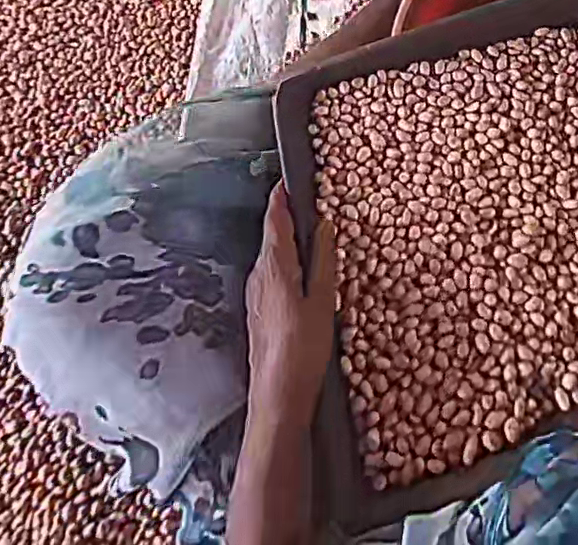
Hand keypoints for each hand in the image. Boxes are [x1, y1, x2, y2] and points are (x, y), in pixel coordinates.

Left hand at [246, 182, 335, 419]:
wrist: (276, 399)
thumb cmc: (303, 347)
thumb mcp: (322, 300)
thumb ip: (323, 259)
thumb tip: (323, 225)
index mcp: (274, 265)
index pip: (275, 218)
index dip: (281, 196)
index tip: (291, 178)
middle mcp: (258, 273)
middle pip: (272, 234)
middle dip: (288, 216)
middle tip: (311, 202)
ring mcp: (254, 292)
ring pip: (272, 254)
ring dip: (288, 239)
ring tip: (313, 233)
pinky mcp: (257, 308)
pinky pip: (271, 272)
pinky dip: (285, 260)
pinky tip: (302, 269)